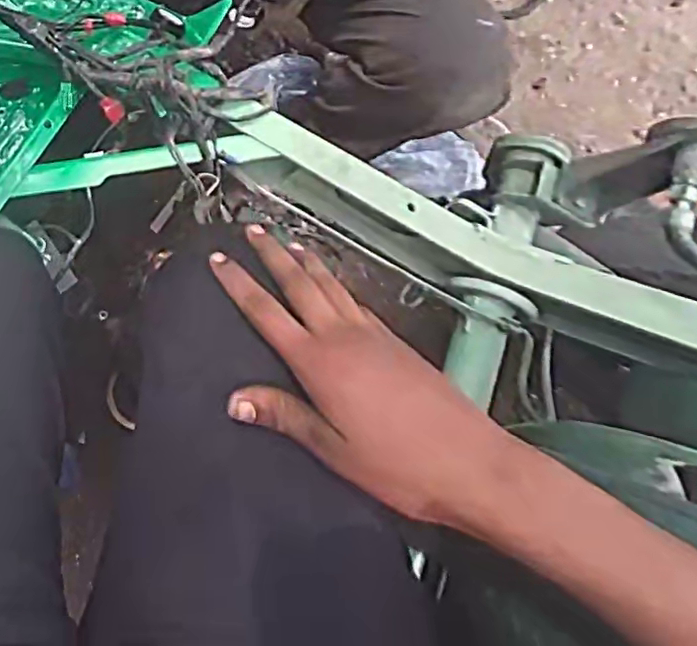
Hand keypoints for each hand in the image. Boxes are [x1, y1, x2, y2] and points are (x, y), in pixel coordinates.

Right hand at [208, 225, 531, 531]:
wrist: (476, 465)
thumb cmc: (402, 465)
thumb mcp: (333, 448)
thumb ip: (283, 415)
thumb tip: (236, 400)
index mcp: (318, 362)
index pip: (265, 311)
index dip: (238, 282)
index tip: (220, 260)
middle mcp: (341, 337)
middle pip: (297, 283)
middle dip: (271, 253)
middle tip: (253, 230)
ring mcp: (371, 334)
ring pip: (329, 284)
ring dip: (305, 259)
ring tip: (289, 240)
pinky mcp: (395, 340)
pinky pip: (355, 299)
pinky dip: (336, 281)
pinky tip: (335, 282)